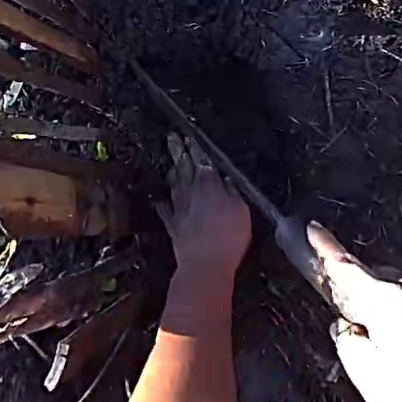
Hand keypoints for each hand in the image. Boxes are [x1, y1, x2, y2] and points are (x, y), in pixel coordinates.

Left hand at [159, 133, 250, 283]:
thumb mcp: (241, 210)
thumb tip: (226, 176)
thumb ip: (233, 191)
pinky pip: (165, 211)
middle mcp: (191, 193)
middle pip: (183, 168)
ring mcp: (179, 209)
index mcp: (209, 186)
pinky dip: (162, 203)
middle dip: (178, 152)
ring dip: (172, 173)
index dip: (195, 148)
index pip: (201, 161)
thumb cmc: (229, 237)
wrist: (205, 265)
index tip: (189, 136)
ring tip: (170, 164)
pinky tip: (159, 200)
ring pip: (174, 186)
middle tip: (171, 138)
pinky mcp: (173, 226)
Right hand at [311, 223, 401, 401]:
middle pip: (377, 292)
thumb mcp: (374, 386)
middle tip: (376, 362)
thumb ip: (351, 348)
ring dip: (399, 333)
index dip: (324, 247)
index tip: (312, 230)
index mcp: (389, 303)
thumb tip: (348, 331)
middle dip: (369, 317)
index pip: (345, 266)